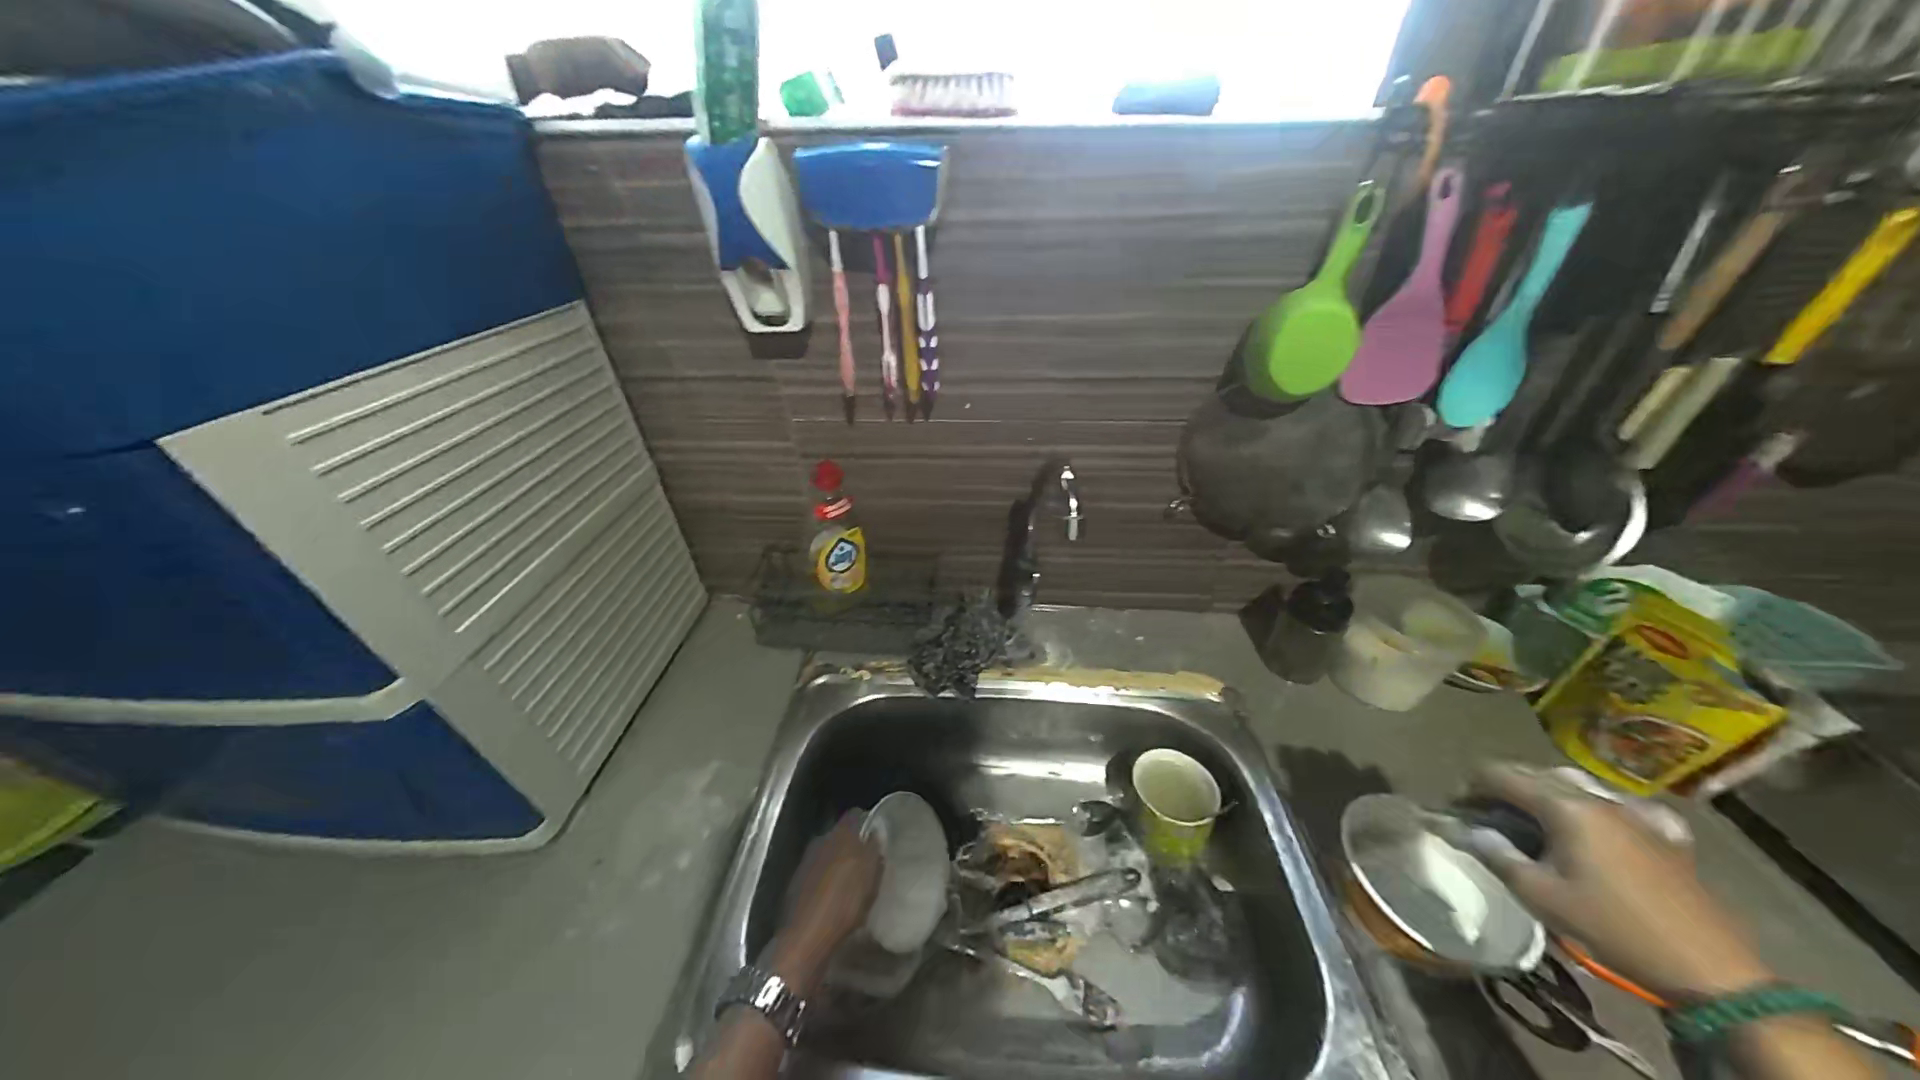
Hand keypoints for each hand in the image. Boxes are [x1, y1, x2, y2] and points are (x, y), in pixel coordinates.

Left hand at [767, 810, 881, 994]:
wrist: (806, 938)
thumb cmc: (845, 903)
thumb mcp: (871, 877)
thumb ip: (875, 850)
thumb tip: (876, 832)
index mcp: (840, 834)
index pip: (855, 815)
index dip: (867, 820)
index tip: (878, 832)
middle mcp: (820, 841)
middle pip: (840, 834)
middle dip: (853, 844)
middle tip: (868, 859)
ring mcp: (805, 863)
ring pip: (827, 854)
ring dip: (838, 863)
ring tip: (853, 881)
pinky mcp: (796, 885)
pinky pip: (817, 874)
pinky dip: (826, 881)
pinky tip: (835, 897)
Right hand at [1469, 763, 1773, 998]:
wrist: (1708, 969)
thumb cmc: (1612, 927)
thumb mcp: (1540, 895)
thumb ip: (1496, 854)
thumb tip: (1467, 830)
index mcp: (1564, 806)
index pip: (1500, 775)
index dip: (1471, 786)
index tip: (1457, 807)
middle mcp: (1598, 798)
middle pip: (1537, 773)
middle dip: (1504, 786)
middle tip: (1487, 813)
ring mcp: (1637, 813)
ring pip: (1578, 783)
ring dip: (1546, 791)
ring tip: (1533, 816)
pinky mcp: (1666, 835)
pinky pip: (1622, 804)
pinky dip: (1598, 805)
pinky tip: (1599, 823)